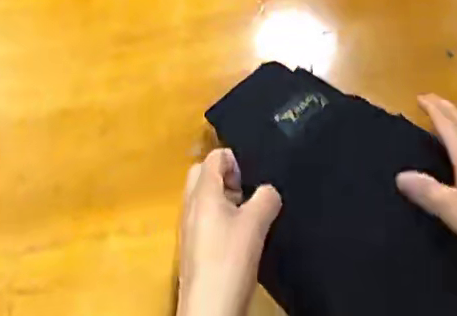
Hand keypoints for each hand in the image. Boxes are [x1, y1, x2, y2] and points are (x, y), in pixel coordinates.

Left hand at [176, 148, 281, 315]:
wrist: (209, 311)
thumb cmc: (229, 260)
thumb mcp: (257, 223)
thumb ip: (266, 197)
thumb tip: (269, 191)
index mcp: (202, 191)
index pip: (215, 156)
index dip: (235, 160)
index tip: (250, 181)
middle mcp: (190, 205)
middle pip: (203, 174)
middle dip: (225, 177)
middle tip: (245, 195)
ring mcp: (187, 228)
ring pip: (202, 198)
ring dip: (223, 200)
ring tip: (244, 219)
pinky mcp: (190, 249)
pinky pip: (202, 220)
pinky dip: (218, 220)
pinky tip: (236, 241)